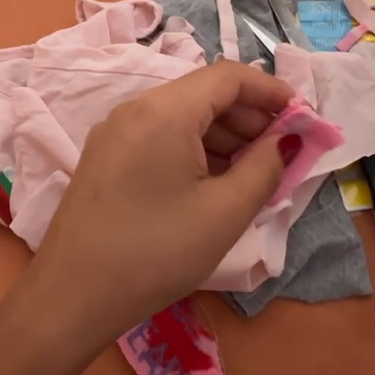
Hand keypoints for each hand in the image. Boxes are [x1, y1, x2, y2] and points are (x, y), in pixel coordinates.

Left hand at [17, 61, 296, 348]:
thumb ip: (265, 167)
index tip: (304, 117)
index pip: (228, 76)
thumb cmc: (155, 252)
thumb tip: (285, 141)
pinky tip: (214, 182)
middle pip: (204, 93)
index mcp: (164, 110)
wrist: (71, 297)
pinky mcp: (106, 157)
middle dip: (250, 116)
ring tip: (254, 172)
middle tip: (284, 152)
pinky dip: (194, 148)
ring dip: (224, 134)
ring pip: (182, 115)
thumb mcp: (224, 212)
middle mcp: (136, 108)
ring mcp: (115, 131)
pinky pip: (160, 135)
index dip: (271, 90)